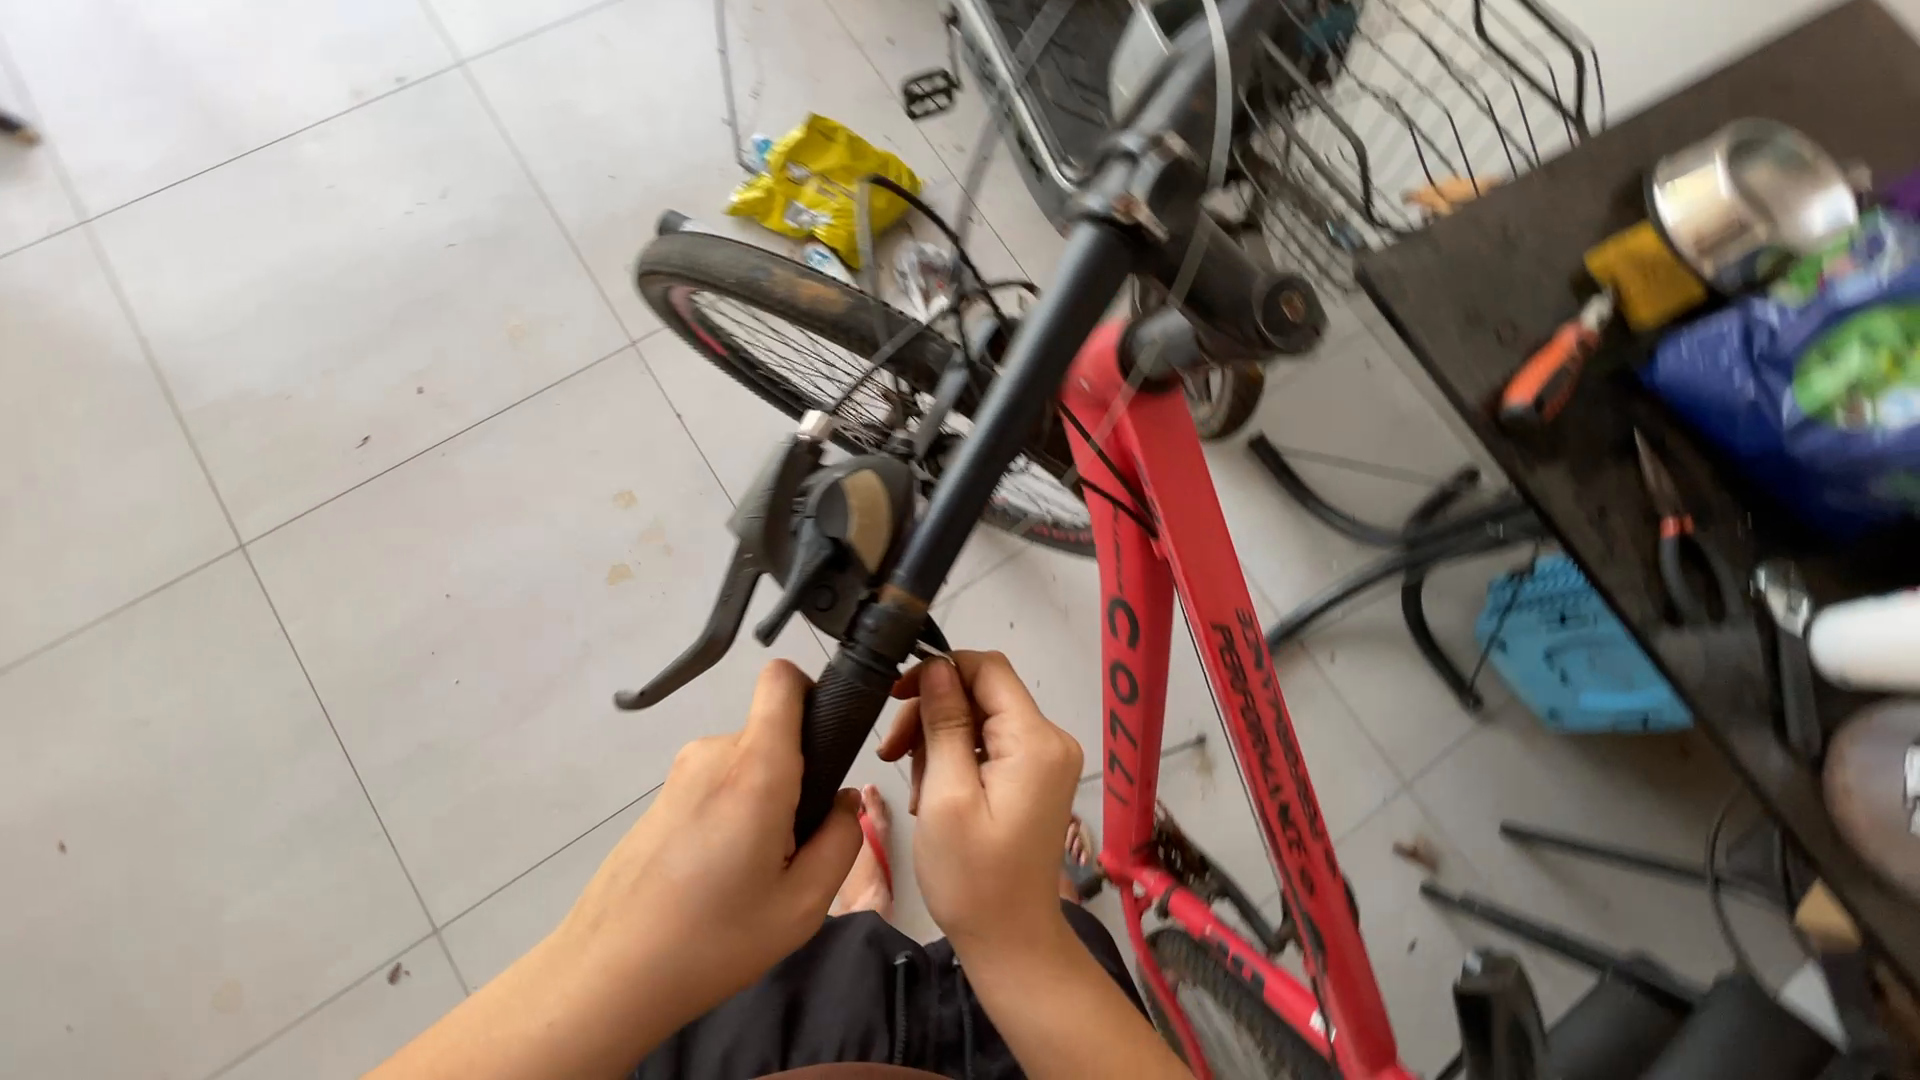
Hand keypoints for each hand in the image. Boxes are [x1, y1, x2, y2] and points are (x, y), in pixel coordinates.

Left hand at [556, 659, 862, 1022]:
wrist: (604, 977)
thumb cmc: (713, 939)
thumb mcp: (803, 904)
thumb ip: (842, 840)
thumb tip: (845, 801)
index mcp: (756, 767)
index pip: (781, 681)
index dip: (812, 693)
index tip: (826, 743)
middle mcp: (715, 753)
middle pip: (773, 734)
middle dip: (796, 775)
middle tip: (792, 847)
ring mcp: (680, 774)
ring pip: (747, 765)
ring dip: (763, 801)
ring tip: (751, 871)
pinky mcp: (660, 798)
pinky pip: (717, 786)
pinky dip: (732, 814)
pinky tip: (716, 877)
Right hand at [877, 651, 1082, 957]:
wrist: (1012, 942)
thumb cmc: (972, 877)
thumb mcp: (946, 795)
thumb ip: (944, 723)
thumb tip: (938, 667)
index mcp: (1035, 740)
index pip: (988, 668)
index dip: (939, 670)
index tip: (896, 697)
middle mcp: (1050, 740)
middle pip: (982, 693)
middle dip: (932, 714)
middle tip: (892, 755)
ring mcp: (1046, 760)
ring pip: (980, 718)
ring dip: (939, 742)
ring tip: (917, 791)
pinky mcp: (1035, 777)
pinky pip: (990, 745)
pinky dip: (956, 760)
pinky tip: (934, 795)